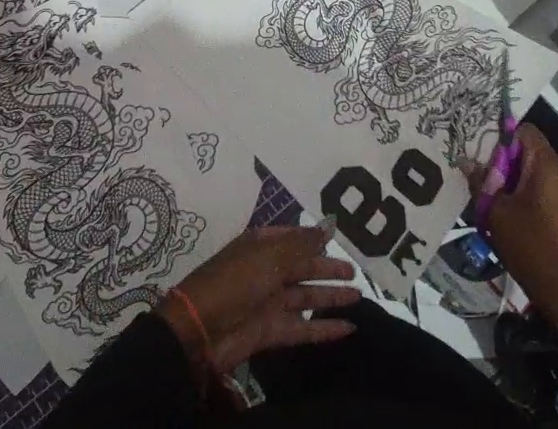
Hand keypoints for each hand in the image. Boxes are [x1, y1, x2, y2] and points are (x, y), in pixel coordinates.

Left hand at [157, 224, 361, 372]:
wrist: (199, 331)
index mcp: (261, 247)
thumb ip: (302, 245)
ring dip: (330, 297)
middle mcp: (266, 271)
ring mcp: (268, 302)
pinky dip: (325, 329)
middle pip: (302, 268)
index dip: (314, 238)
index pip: (293, 238)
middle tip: (354, 272)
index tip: (339, 239)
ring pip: (305, 297)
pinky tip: (348, 328)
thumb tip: (329, 227)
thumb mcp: (268, 258)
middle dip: (327, 269)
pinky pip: (303, 328)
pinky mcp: (271, 331)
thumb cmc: (234, 283)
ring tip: (358, 296)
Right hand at [473, 124, 557, 334]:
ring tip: (506, 213)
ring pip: (546, 179)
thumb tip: (467, 162)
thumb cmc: (533, 249)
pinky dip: (541, 203)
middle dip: (510, 168)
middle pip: (535, 156)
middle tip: (489, 191)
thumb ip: (482, 184)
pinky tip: (528, 228)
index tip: (486, 162)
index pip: (525, 132)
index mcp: (550, 167)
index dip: (502, 140)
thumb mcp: (498, 216)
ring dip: (524, 188)